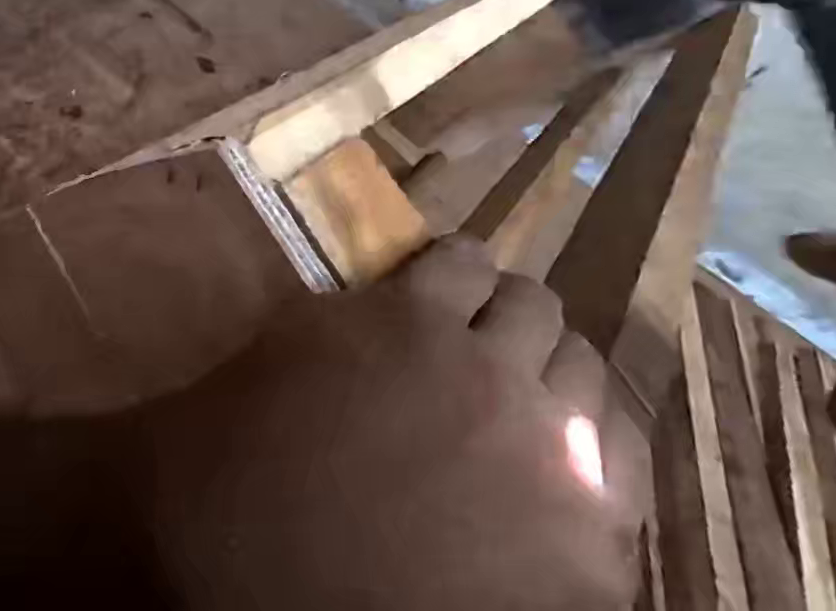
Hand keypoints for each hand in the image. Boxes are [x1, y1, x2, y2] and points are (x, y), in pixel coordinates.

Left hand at [131, 236, 642, 610]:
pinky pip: (464, 259)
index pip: (625, 456)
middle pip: (582, 368)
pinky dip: (459, 263)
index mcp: (576, 550)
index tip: (551, 413)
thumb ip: (544, 548)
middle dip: (545, 363)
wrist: (210, 543)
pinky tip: (437, 277)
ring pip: (535, 304)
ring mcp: (479, 371)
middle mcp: (550, 450)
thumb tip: (578, 487)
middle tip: (501, 362)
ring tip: (471, 316)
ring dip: (508, 310)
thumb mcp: (478, 601)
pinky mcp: (411, 315)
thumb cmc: (333, 593)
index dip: (585, 424)